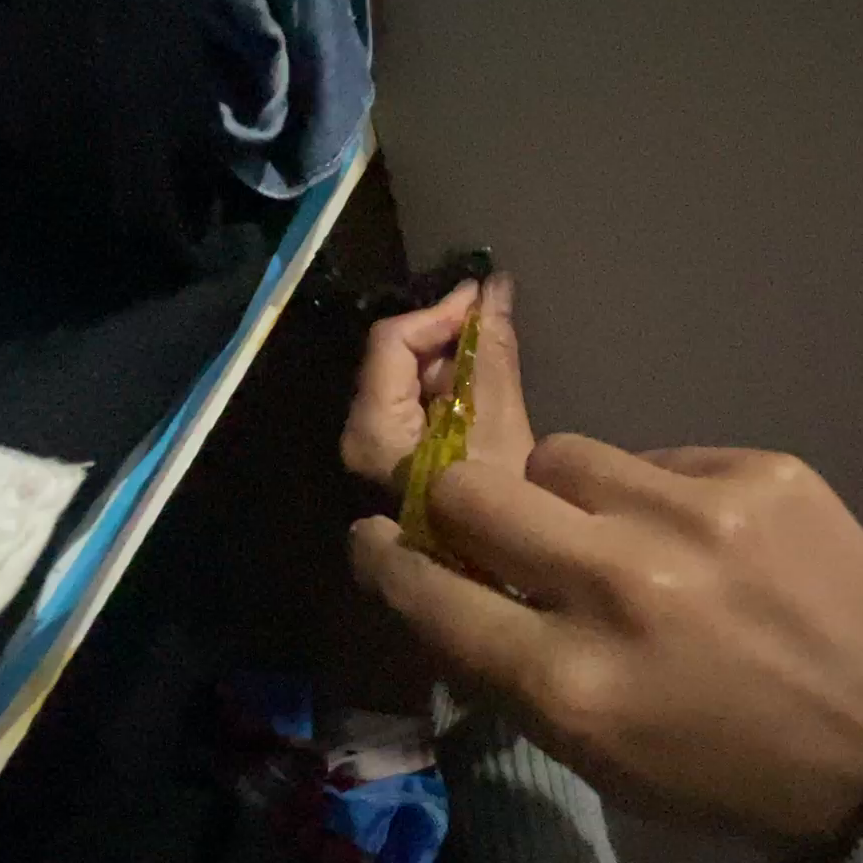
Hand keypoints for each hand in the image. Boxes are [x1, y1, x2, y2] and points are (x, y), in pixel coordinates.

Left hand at [340, 272, 533, 489]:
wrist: (493, 575)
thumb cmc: (495, 509)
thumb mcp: (499, 425)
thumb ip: (492, 353)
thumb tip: (494, 287)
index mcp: (374, 430)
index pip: (391, 343)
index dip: (438, 312)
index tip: (482, 297)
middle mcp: (362, 435)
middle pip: (396, 358)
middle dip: (446, 336)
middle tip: (495, 324)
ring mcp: (376, 447)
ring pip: (408, 378)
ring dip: (450, 360)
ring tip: (495, 354)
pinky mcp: (396, 454)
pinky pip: (416, 402)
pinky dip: (449, 386)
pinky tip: (482, 388)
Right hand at [350, 436, 862, 844]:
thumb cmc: (727, 765)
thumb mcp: (603, 752)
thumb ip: (515, 666)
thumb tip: (452, 582)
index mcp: (577, 684)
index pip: (435, 598)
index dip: (391, 563)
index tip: (376, 538)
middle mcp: (623, 586)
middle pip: (479, 493)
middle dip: (462, 503)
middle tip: (488, 517)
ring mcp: (697, 515)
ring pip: (565, 454)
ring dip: (569, 496)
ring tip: (622, 534)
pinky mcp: (760, 470)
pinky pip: (657, 457)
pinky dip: (658, 493)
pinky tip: (706, 536)